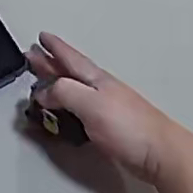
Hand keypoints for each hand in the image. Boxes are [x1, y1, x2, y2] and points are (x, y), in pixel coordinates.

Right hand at [27, 32, 185, 182]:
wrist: (158, 154)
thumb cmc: (130, 127)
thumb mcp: (91, 103)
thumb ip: (63, 92)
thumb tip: (43, 93)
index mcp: (95, 80)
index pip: (70, 58)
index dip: (55, 48)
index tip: (42, 38)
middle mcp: (99, 91)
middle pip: (68, 73)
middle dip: (50, 64)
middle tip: (33, 57)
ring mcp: (103, 109)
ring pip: (71, 91)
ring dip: (54, 86)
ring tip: (40, 85)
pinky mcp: (104, 128)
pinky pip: (76, 111)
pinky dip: (63, 108)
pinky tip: (61, 112)